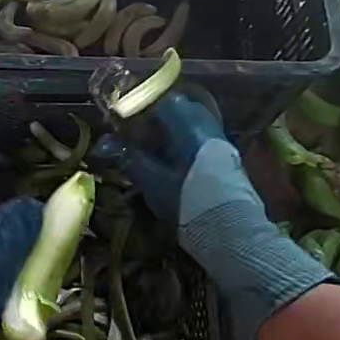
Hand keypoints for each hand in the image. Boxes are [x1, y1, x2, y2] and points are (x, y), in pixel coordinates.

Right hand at [94, 95, 332, 328]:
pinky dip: (181, 147)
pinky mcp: (227, 163)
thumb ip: (130, 158)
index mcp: (193, 128)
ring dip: (169, 136)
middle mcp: (211, 130)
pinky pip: (199, 143)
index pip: (166, 102)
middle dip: (156, 122)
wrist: (234, 237)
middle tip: (135, 137)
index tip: (125, 121)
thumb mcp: (154, 182)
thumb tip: (104, 144)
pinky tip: (169, 166)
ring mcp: (222, 146)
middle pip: (180, 112)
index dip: (142, 108)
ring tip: (148, 153)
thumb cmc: (191, 204)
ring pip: (191, 128)